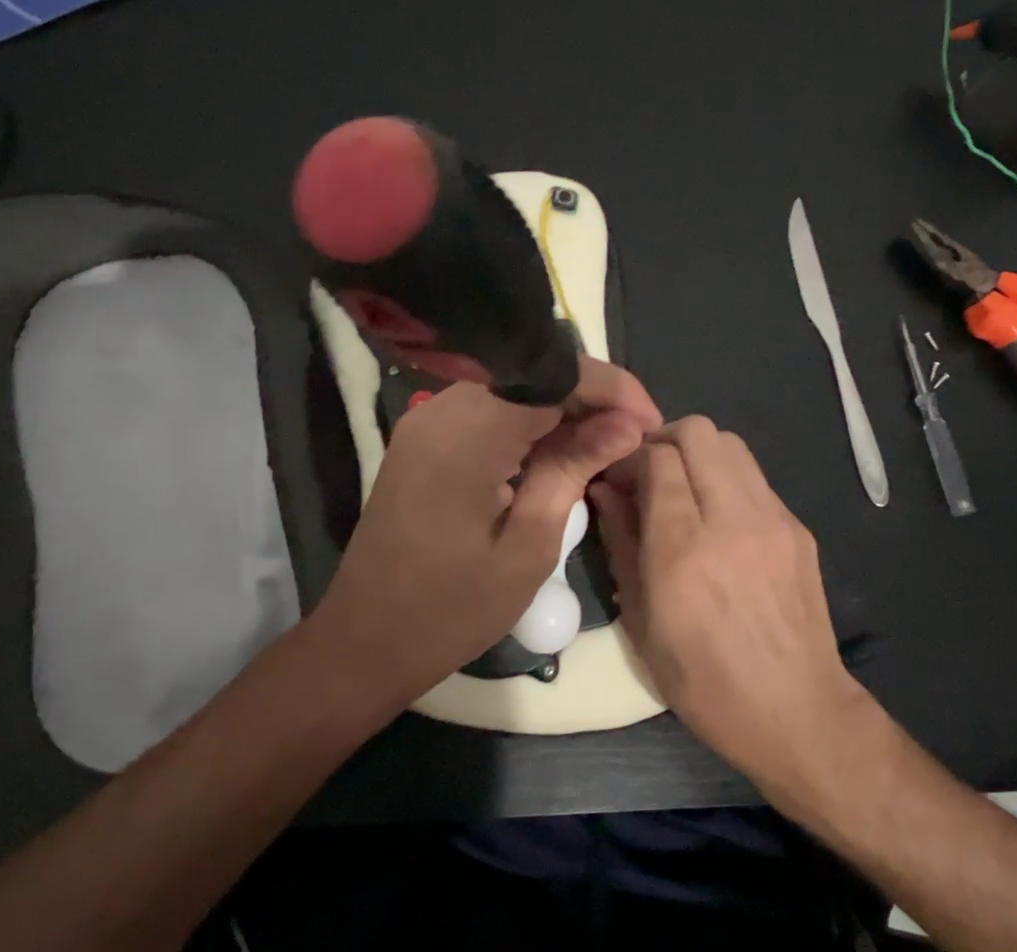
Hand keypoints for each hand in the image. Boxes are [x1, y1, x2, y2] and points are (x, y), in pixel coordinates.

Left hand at [314, 358, 659, 695]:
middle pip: (530, 375)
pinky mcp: (421, 439)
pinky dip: (527, 423)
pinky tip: (557, 451)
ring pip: (510, 390)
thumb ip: (573, 470)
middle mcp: (441, 411)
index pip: (552, 376)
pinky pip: (486, 411)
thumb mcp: (529, 546)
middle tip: (633, 436)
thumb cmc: (453, 609)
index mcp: (467, 434)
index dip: (610, 388)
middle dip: (589, 396)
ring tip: (606, 445)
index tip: (650, 423)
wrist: (366, 641)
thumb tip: (626, 424)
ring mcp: (425, 422)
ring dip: (560, 409)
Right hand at [589, 416, 868, 802]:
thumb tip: (604, 491)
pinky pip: (756, 478)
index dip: (629, 457)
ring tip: (681, 491)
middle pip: (698, 432)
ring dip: (698, 454)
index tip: (616, 478)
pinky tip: (718, 519)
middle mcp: (732, 519)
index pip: (657, 458)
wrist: (795, 711)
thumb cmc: (702, 681)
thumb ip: (620, 543)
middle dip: (663, 441)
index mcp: (684, 548)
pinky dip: (727, 480)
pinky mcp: (798, 528)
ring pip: (732, 445)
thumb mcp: (640, 620)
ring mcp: (773, 519)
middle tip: (647, 475)